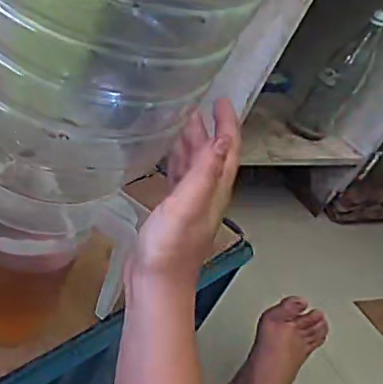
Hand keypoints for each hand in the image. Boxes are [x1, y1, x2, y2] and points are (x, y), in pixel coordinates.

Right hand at [126, 99, 240, 309]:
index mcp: (214, 191)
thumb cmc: (169, 248)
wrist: (155, 284)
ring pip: (195, 165)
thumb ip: (204, 173)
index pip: (227, 150)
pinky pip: (179, 177)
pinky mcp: (172, 212)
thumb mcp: (187, 205)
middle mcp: (206, 196)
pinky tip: (165, 155)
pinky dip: (176, 160)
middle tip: (198, 102)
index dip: (227, 123)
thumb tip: (223, 139)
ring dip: (192, 141)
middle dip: (209, 127)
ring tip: (180, 119)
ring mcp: (189, 205)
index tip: (222, 100)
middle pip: (213, 154)